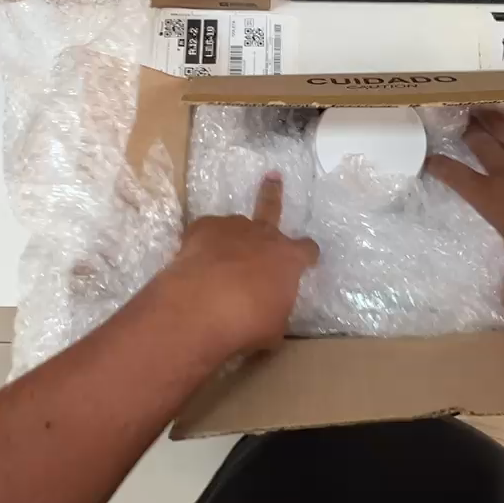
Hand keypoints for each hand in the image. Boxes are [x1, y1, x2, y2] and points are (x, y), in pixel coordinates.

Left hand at [145, 174, 318, 359]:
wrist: (205, 304)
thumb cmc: (248, 321)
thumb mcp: (274, 326)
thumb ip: (275, 309)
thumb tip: (268, 311)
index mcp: (288, 259)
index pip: (308, 250)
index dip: (308, 254)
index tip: (308, 257)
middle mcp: (263, 235)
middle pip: (271, 206)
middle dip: (274, 192)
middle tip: (273, 176)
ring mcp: (232, 227)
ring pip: (235, 224)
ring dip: (231, 236)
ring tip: (220, 254)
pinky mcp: (203, 228)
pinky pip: (206, 231)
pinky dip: (203, 243)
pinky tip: (195, 258)